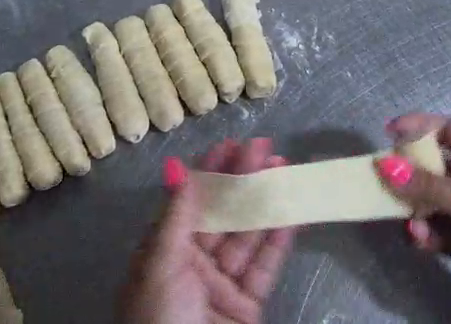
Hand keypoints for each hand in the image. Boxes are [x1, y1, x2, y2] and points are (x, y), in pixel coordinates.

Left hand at [119, 138, 296, 323]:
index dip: (210, 171)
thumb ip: (176, 216)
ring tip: (284, 169)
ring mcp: (221, 286)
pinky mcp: (247, 307)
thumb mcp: (159, 265)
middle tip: (265, 148)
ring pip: (246, 236)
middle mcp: (192, 265)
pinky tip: (292, 211)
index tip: (230, 144)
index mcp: (164, 252)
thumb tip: (179, 167)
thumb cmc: (159, 321)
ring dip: (265, 201)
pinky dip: (279, 239)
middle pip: (221, 213)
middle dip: (242, 179)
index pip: (190, 202)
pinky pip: (264, 267)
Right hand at [377, 113, 450, 317]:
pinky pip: (430, 230)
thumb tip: (384, 164)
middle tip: (380, 180)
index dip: (418, 126)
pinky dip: (422, 233)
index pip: (444, 130)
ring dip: (411, 208)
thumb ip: (428, 185)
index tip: (388, 131)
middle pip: (427, 166)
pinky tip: (420, 238)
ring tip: (407, 218)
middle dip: (405, 173)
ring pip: (424, 200)